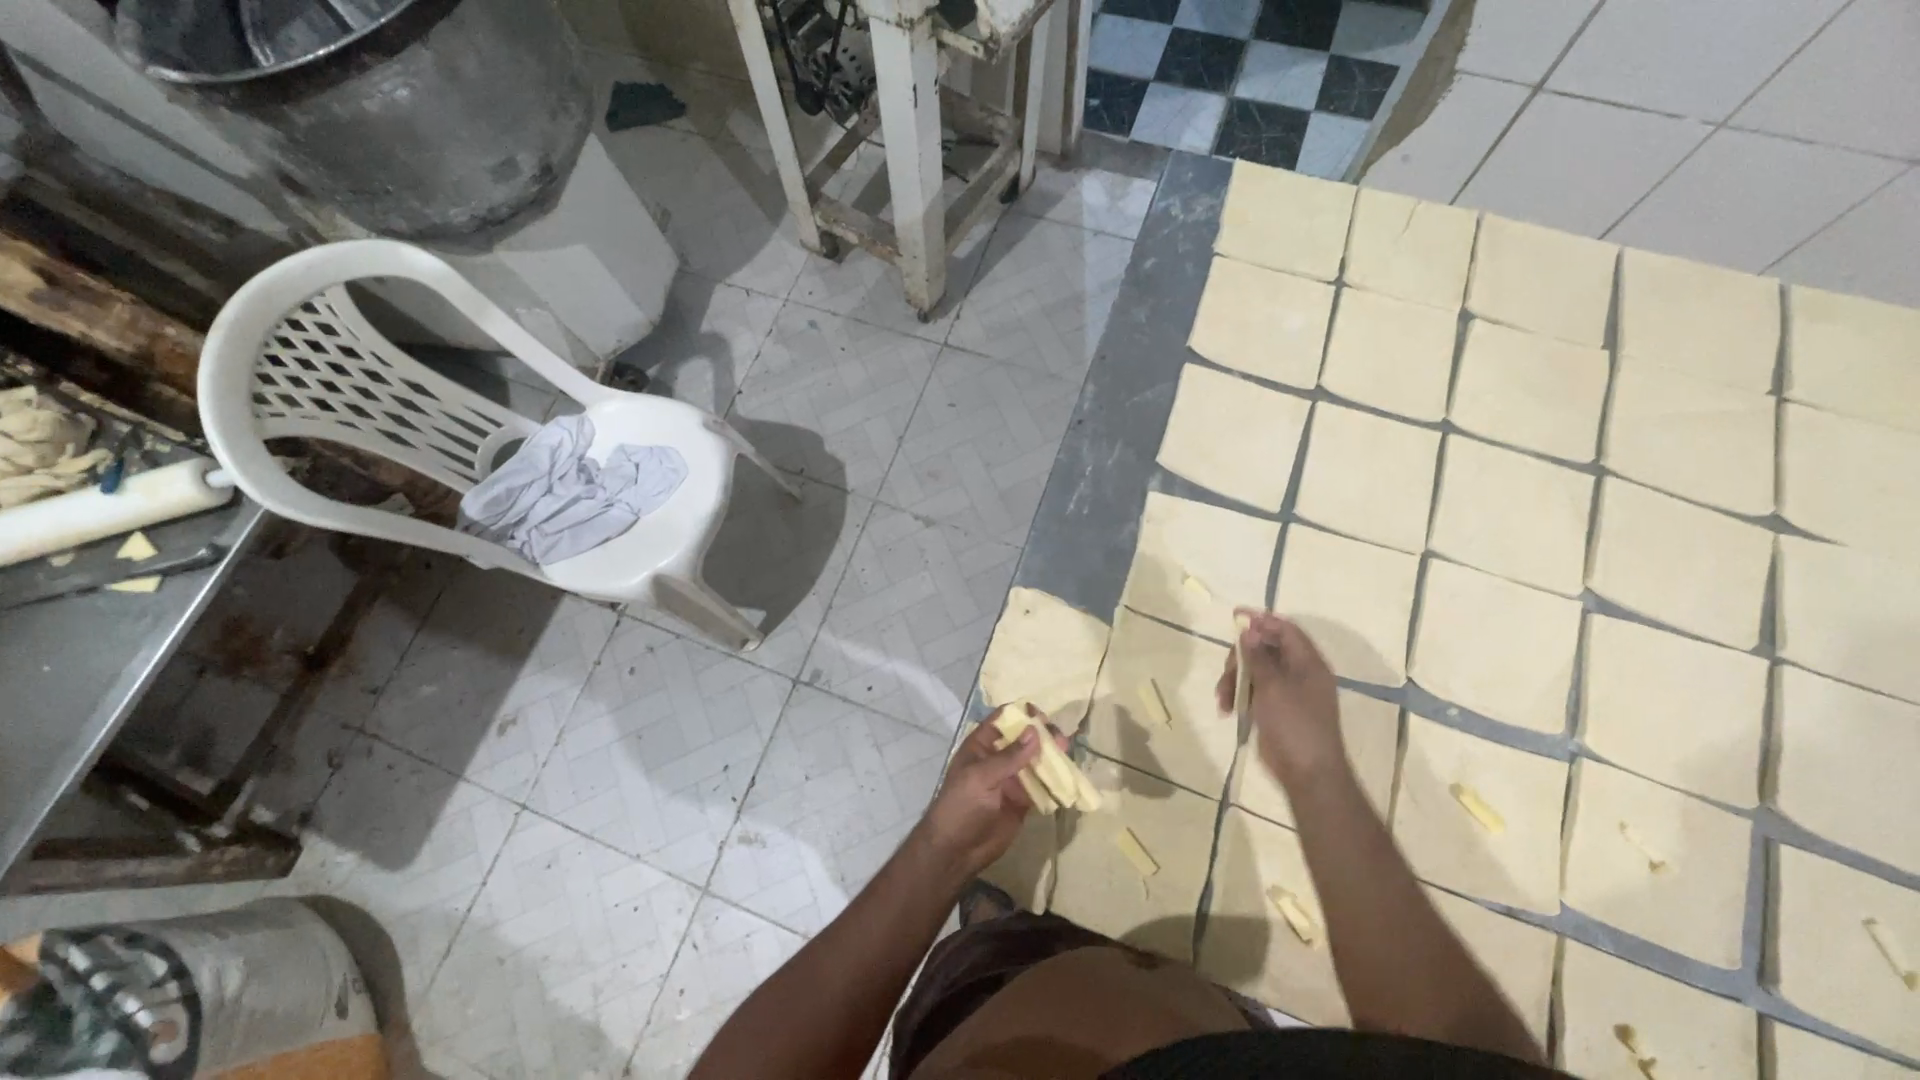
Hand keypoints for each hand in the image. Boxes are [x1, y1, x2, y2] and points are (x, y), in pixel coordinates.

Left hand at [918, 706, 1065, 879]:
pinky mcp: (1023, 800)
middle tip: (1061, 741)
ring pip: (1037, 761)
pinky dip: (1055, 781)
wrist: (956, 850)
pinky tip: (1068, 778)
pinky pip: (1042, 786)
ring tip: (1067, 756)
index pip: (1004, 720)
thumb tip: (1035, 731)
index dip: (1023, 715)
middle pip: (1025, 738)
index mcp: (982, 746)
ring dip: (1052, 757)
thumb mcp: (981, 777)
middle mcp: (999, 758)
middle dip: (1043, 736)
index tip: (1043, 717)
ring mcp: (1012, 779)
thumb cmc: (961, 806)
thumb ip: (1010, 757)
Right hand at [1216, 609, 1347, 787]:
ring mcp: (1286, 693)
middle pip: (1264, 649)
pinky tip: (1227, 710)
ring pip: (1254, 672)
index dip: (1261, 620)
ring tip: (1223, 699)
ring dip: (1234, 680)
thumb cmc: (1295, 724)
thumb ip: (1258, 657)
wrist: (1307, 772)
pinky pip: (1252, 692)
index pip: (1285, 630)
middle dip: (1241, 658)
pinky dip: (1238, 696)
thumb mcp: (1273, 687)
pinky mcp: (1274, 710)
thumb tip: (1248, 630)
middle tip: (1227, 672)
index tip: (1235, 616)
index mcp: (1308, 663)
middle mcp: (1298, 673)